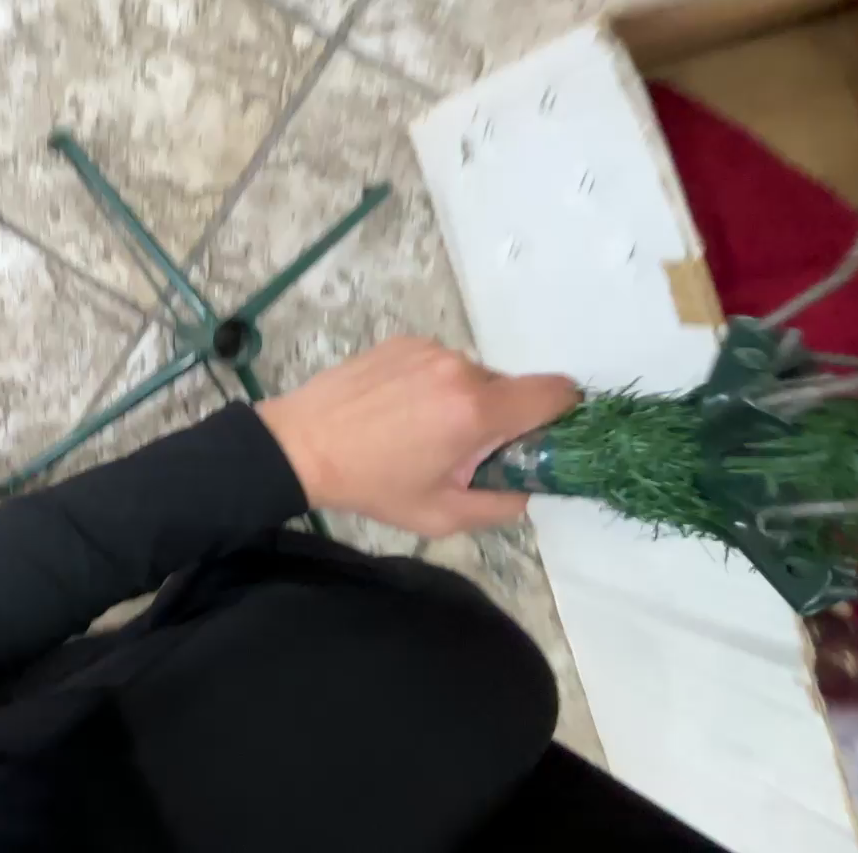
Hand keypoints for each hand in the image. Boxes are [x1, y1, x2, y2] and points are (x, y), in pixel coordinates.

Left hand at [254, 337, 579, 536]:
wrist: (298, 444)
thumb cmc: (368, 483)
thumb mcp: (443, 514)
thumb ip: (504, 503)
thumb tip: (529, 484)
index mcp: (475, 409)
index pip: (557, 393)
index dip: (558, 417)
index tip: (534, 440)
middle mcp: (455, 368)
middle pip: (510, 388)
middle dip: (499, 418)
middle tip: (457, 448)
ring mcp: (423, 349)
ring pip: (471, 375)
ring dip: (461, 400)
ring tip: (416, 429)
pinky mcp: (396, 343)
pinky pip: (435, 363)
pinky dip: (429, 383)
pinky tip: (395, 408)